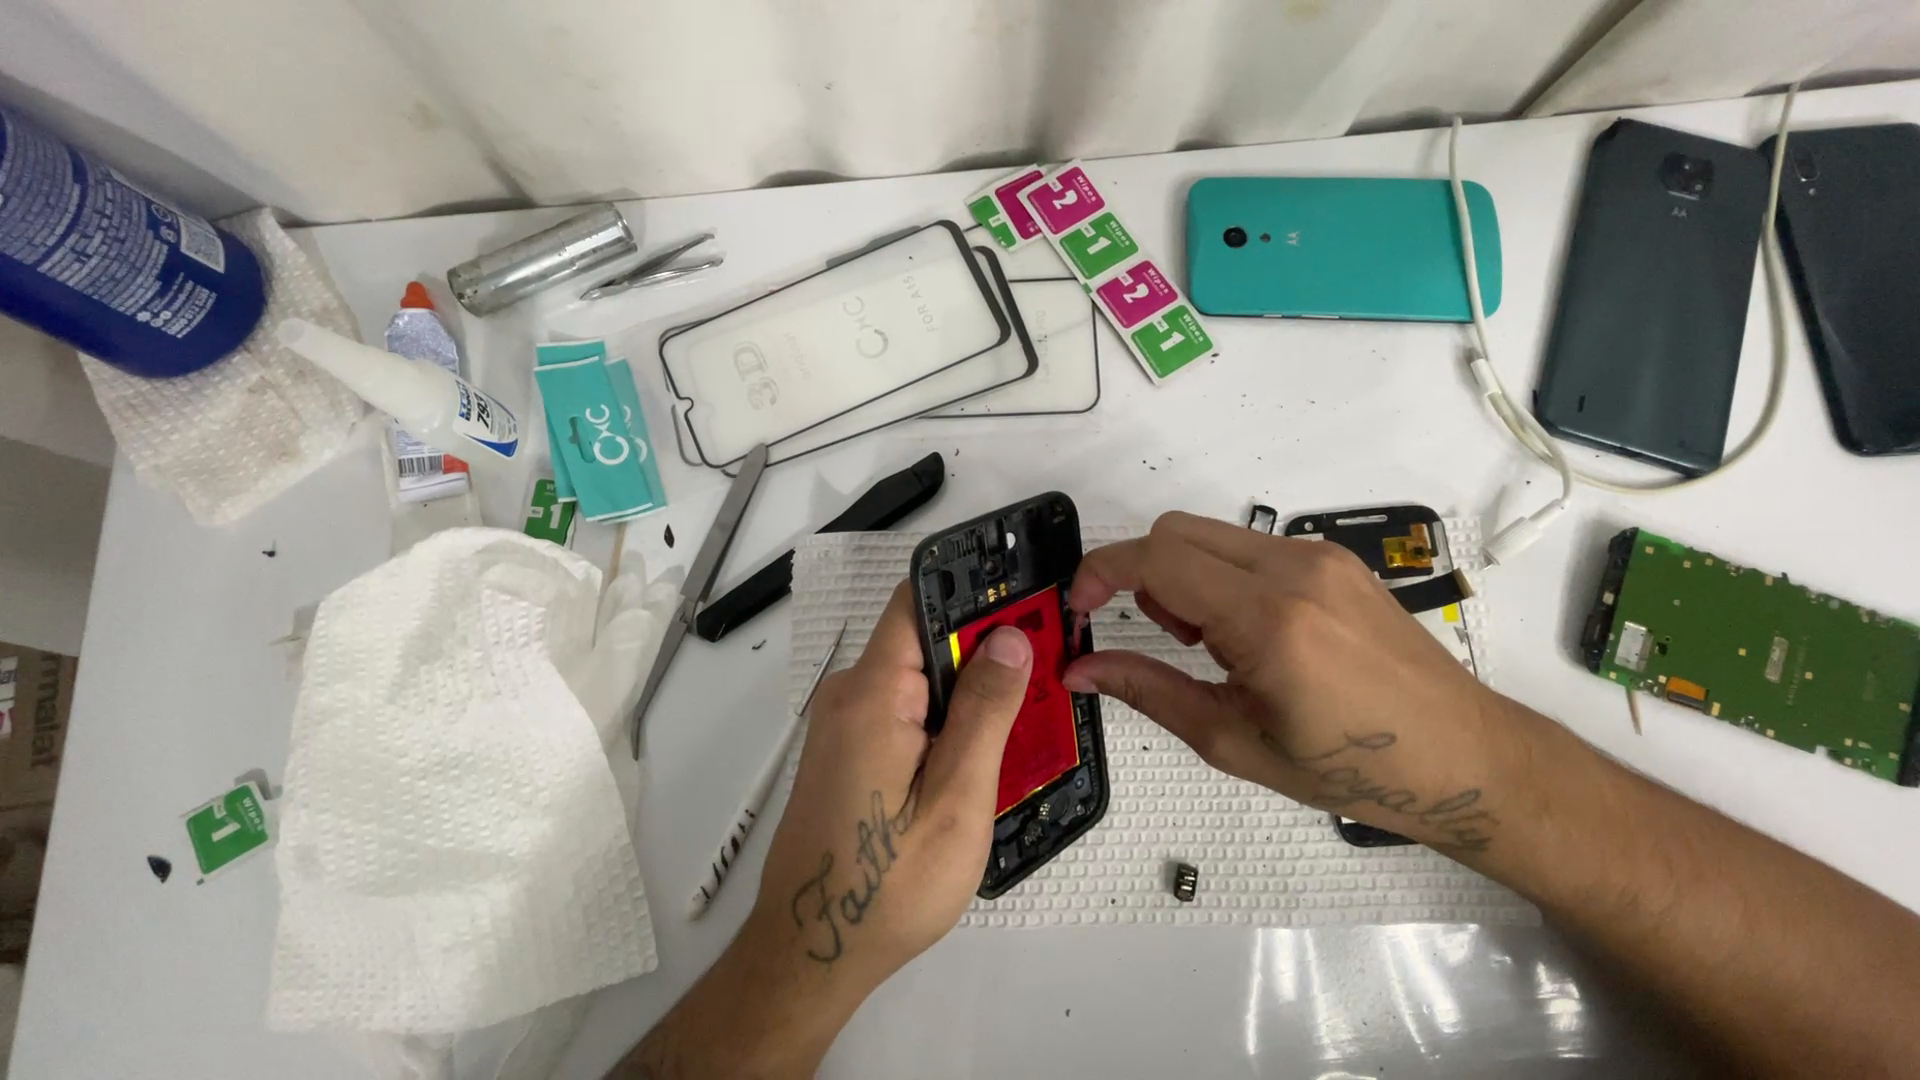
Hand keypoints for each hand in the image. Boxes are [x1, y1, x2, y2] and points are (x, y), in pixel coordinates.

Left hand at [614, 582, 1030, 1077]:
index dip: (974, 591)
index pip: (918, 602)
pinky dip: (944, 720)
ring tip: (1028, 715)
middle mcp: (849, 696)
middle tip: (1049, 668)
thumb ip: (983, 712)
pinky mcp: (847, 752)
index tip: (1029, 597)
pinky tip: (981, 751)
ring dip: (969, 690)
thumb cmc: (889, 885)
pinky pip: (903, 712)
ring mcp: (844, 725)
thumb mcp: (956, 800)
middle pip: (923, 641)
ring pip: (917, 681)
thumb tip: (1009, 636)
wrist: (811, 954)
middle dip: (985, 647)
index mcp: (871, 694)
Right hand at [1064, 512, 1544, 853]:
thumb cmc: (1348, 768)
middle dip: (1140, 574)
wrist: (1465, 757)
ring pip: (1211, 534)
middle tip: (1163, 638)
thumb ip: (1147, 692)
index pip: (1157, 558)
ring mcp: (1320, 556)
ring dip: (1181, 573)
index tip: (1078, 608)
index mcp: (1268, 620)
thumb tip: (1078, 670)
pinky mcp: (1336, 558)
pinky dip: (1220, 573)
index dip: (1100, 572)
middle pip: (1175, 530)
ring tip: (1211, 641)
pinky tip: (1248, 629)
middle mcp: (1294, 569)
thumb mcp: (1232, 741)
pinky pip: (1249, 544)